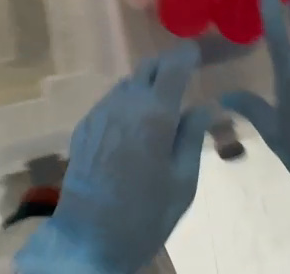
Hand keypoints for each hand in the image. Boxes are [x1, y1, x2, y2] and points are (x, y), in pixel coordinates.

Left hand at [16, 46, 213, 273]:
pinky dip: (127, 103)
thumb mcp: (182, 182)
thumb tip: (205, 106)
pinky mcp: (85, 125)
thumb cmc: (145, 214)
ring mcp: (101, 111)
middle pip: (148, 67)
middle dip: (167, 65)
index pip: (173, 66)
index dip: (187, 54)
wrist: (89, 238)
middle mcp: (126, 102)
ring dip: (146, 85)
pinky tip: (133, 126)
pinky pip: (112, 102)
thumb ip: (193, 137)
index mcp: (155, 113)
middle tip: (184, 74)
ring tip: (160, 104)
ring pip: (128, 83)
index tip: (197, 51)